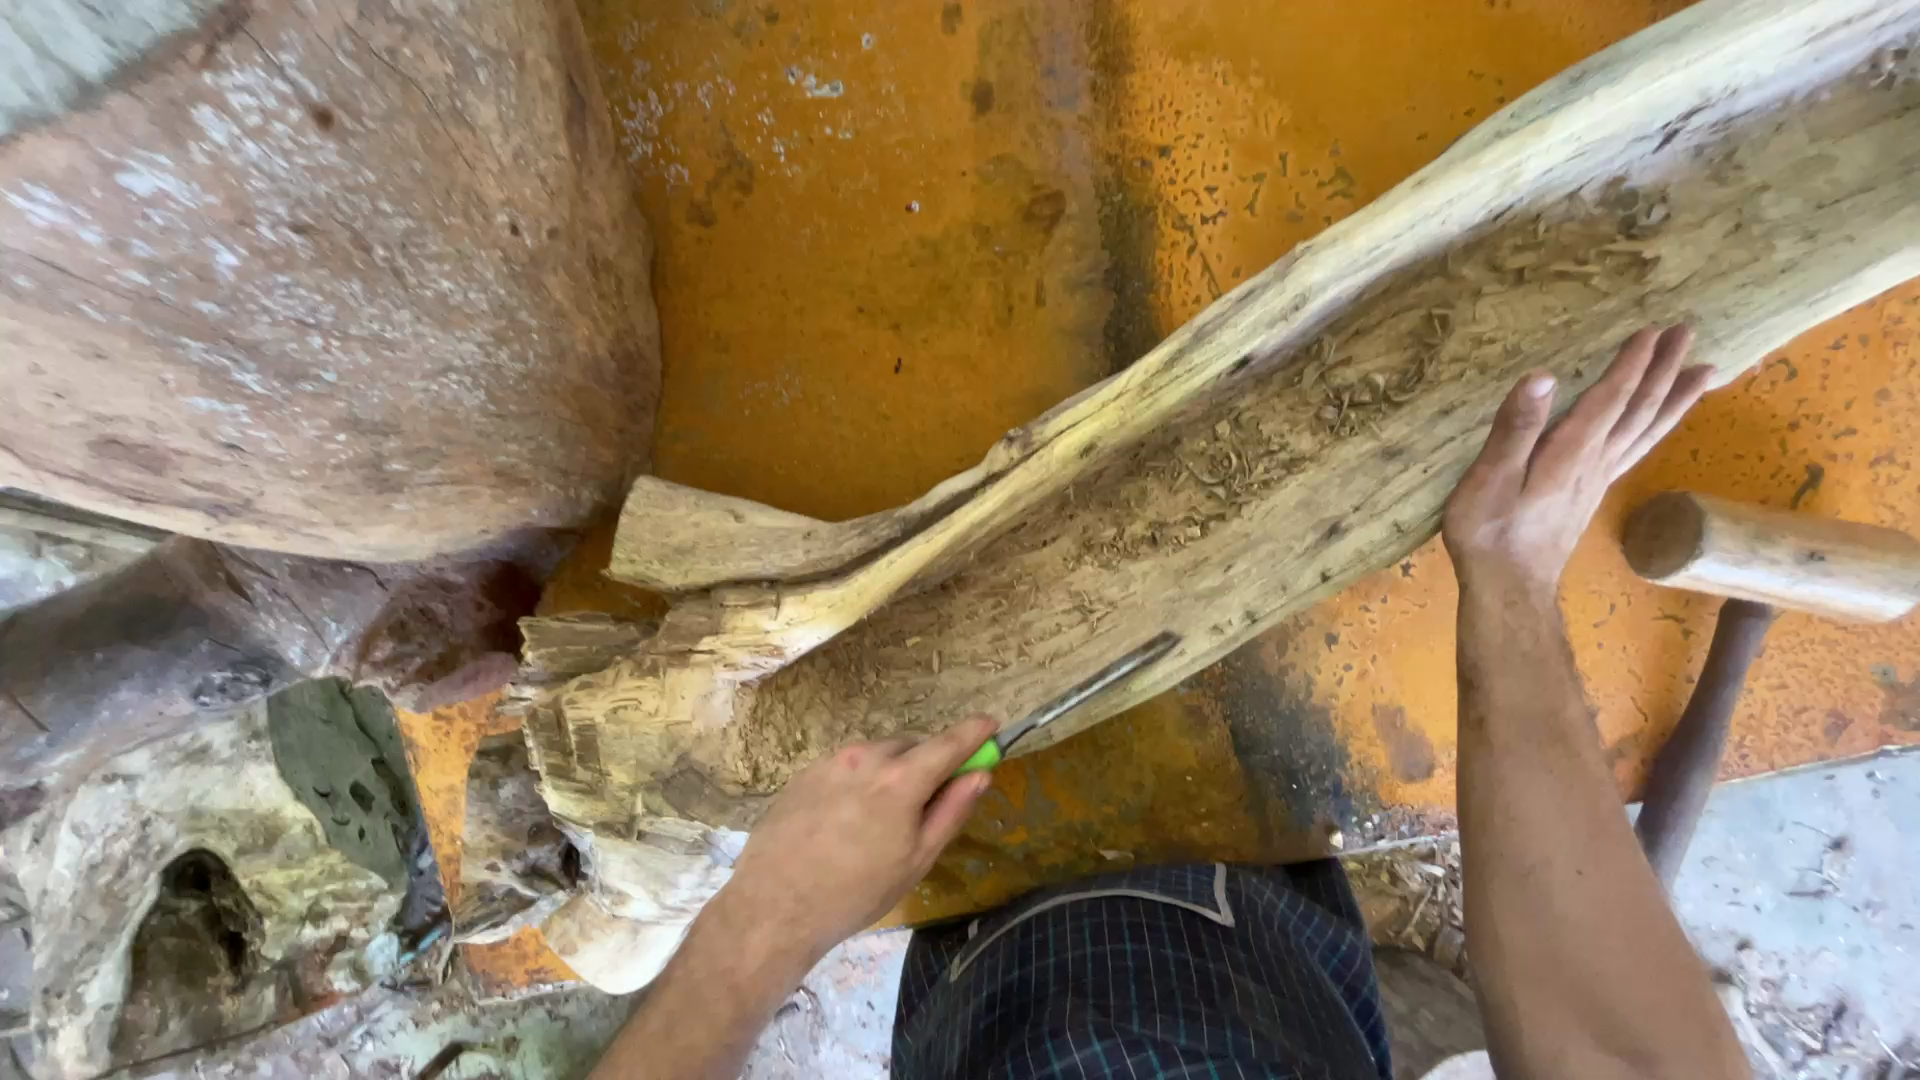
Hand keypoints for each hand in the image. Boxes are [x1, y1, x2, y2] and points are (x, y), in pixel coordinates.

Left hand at [713, 716, 997, 959]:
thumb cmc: (855, 892)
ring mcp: (831, 760)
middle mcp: (866, 756)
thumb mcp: (916, 860)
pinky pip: (846, 764)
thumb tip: (980, 774)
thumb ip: (951, 811)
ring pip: (877, 754)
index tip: (991, 724)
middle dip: (926, 764)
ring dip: (890, 771)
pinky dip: (859, 779)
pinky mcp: (805, 771)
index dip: (974, 732)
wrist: (774, 907)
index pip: (948, 743)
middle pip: (911, 746)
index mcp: (900, 779)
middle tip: (924, 804)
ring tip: (877, 821)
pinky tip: (845, 820)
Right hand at [1443, 325, 1711, 596]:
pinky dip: (1655, 430)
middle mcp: (1595, 462)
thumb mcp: (1489, 478)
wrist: (1508, 585)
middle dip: (1662, 370)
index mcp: (1570, 453)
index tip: (1651, 330)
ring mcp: (1597, 481)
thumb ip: (1515, 428)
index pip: (1609, 399)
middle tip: (1686, 332)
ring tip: (1704, 372)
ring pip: (1647, 432)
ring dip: (1674, 399)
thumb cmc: (1488, 531)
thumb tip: (1544, 376)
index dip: (1630, 364)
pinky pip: (1634, 452)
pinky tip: (1657, 425)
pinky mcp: (1590, 496)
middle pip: (1639, 411)